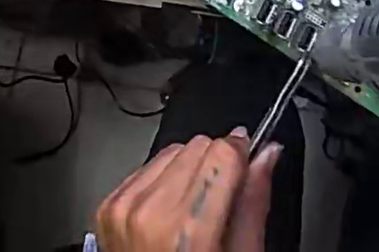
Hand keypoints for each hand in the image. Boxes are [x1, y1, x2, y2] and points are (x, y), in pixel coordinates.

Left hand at [95, 130, 282, 251]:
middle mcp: (151, 214)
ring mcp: (125, 209)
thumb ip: (254, 203)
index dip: (241, 156)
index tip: (247, 166)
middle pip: (199, 145)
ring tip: (191, 213)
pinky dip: (164, 180)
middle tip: (218, 204)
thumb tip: (268, 151)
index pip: (223, 151)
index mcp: (187, 233)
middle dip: (214, 165)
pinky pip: (150, 165)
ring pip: (175, 150)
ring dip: (188, 170)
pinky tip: (168, 214)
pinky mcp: (110, 205)